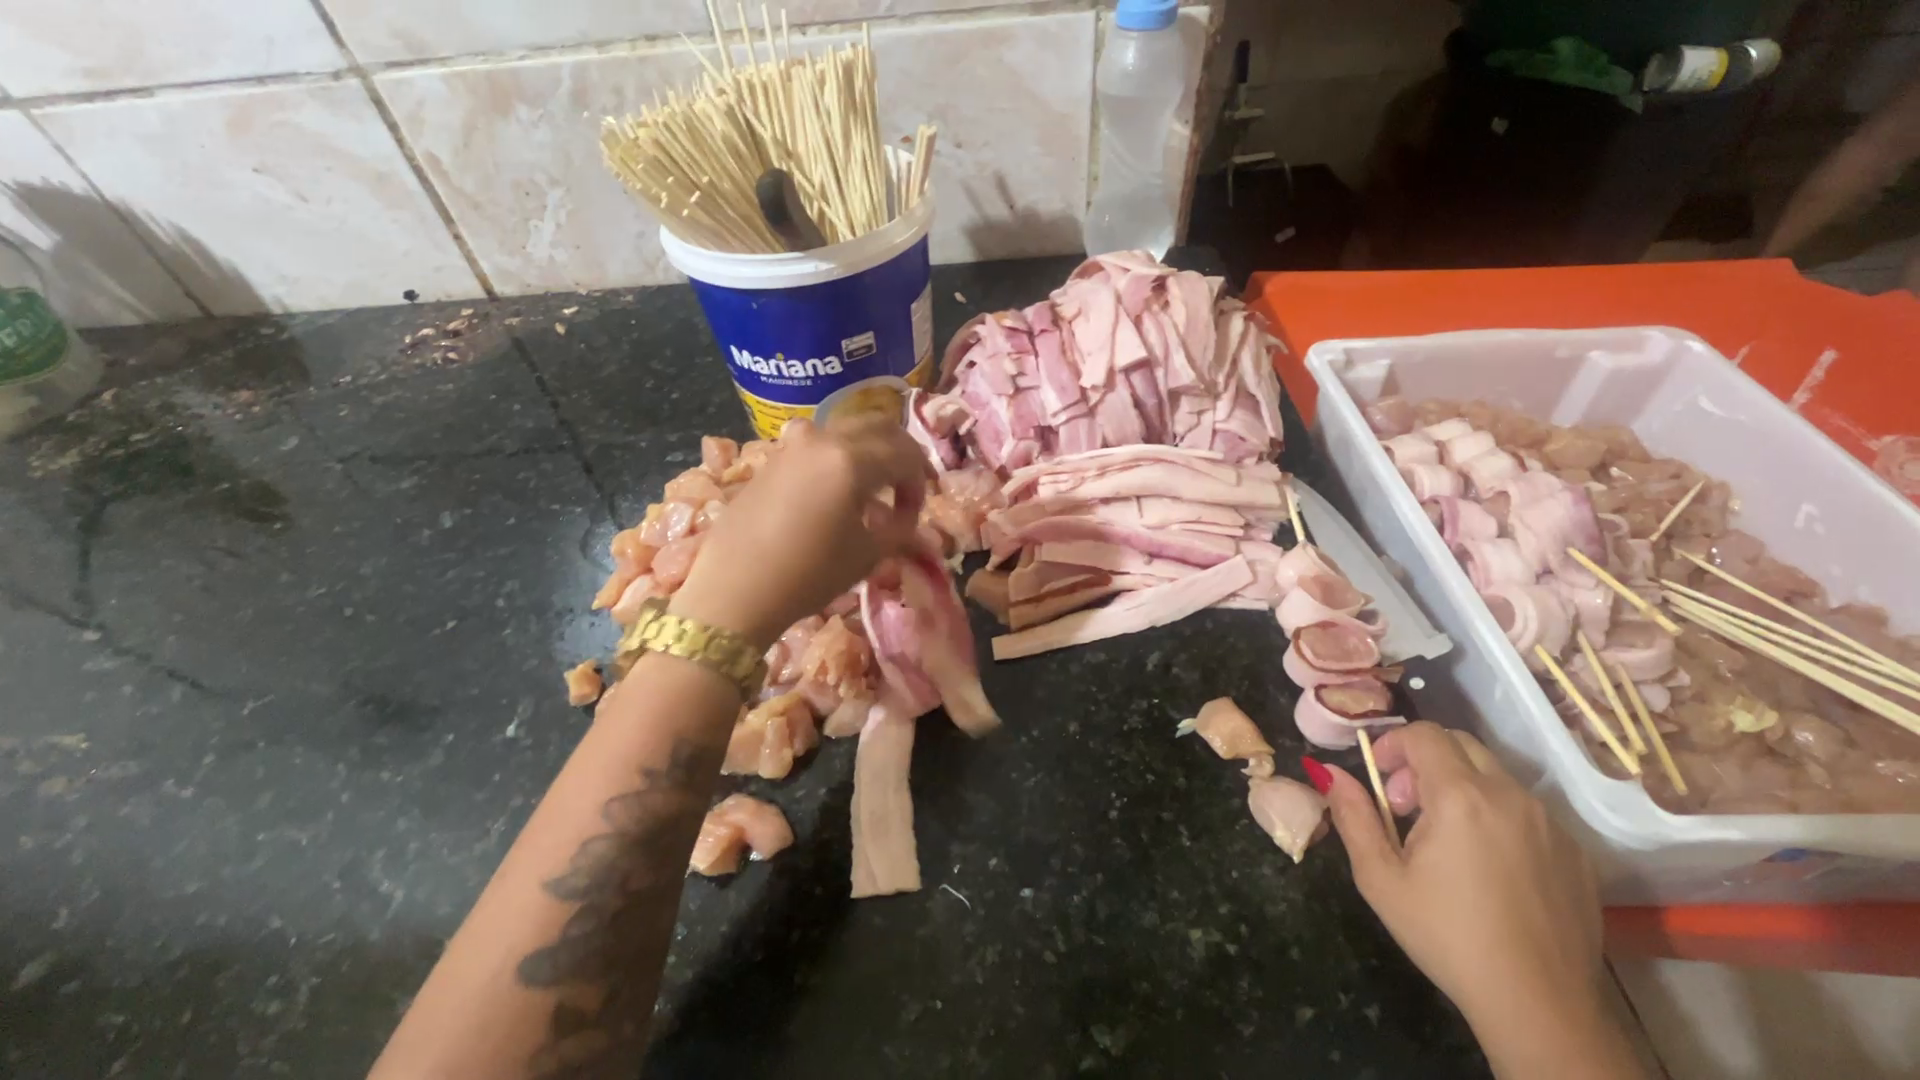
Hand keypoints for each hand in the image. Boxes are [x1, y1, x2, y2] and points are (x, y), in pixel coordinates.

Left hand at [671, 416, 929, 648]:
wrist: (735, 588)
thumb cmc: (808, 574)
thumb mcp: (866, 556)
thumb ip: (897, 530)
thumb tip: (906, 520)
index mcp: (852, 460)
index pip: (905, 455)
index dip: (919, 484)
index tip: (913, 515)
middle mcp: (824, 440)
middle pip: (878, 426)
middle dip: (900, 453)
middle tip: (905, 487)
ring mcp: (793, 445)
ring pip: (845, 429)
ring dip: (868, 450)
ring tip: (870, 488)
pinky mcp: (772, 459)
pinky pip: (817, 444)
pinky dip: (838, 457)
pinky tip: (834, 493)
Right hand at [1325, 724, 1612, 1060]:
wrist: (1540, 1002)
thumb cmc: (1447, 936)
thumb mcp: (1380, 878)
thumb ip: (1353, 816)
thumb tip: (1330, 772)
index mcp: (1460, 796)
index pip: (1424, 734)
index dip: (1393, 744)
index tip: (1379, 780)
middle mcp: (1511, 795)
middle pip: (1461, 745)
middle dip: (1424, 762)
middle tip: (1405, 808)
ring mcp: (1551, 823)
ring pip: (1495, 778)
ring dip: (1461, 789)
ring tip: (1445, 842)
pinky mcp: (1575, 851)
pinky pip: (1527, 812)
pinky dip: (1497, 818)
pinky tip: (1488, 871)